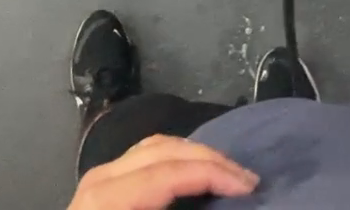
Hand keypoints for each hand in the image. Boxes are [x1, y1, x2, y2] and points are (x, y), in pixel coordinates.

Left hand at [67, 135, 259, 209]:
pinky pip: (145, 156)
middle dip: (211, 159)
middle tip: (248, 178)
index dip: (212, 174)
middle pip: (164, 150)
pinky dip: (176, 157)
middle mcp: (102, 178)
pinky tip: (194, 171)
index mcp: (107, 199)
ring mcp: (100, 178)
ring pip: (155, 146)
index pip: (168, 172)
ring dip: (196, 154)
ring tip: (227, 172)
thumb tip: (221, 204)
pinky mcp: (103, 185)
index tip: (249, 186)